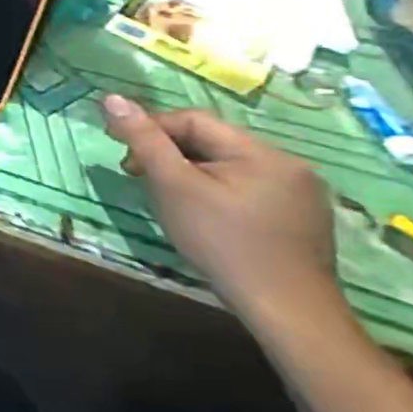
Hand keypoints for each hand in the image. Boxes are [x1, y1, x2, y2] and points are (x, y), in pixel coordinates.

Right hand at [102, 95, 337, 316]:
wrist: (287, 313)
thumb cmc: (222, 242)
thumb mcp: (172, 185)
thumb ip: (143, 138)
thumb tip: (112, 98)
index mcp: (264, 154)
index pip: (193, 120)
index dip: (151, 129)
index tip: (125, 155)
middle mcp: (289, 165)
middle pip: (211, 141)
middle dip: (169, 153)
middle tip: (139, 176)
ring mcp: (299, 193)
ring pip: (225, 164)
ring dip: (189, 171)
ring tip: (168, 195)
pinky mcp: (299, 216)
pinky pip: (245, 185)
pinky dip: (214, 188)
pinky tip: (202, 211)